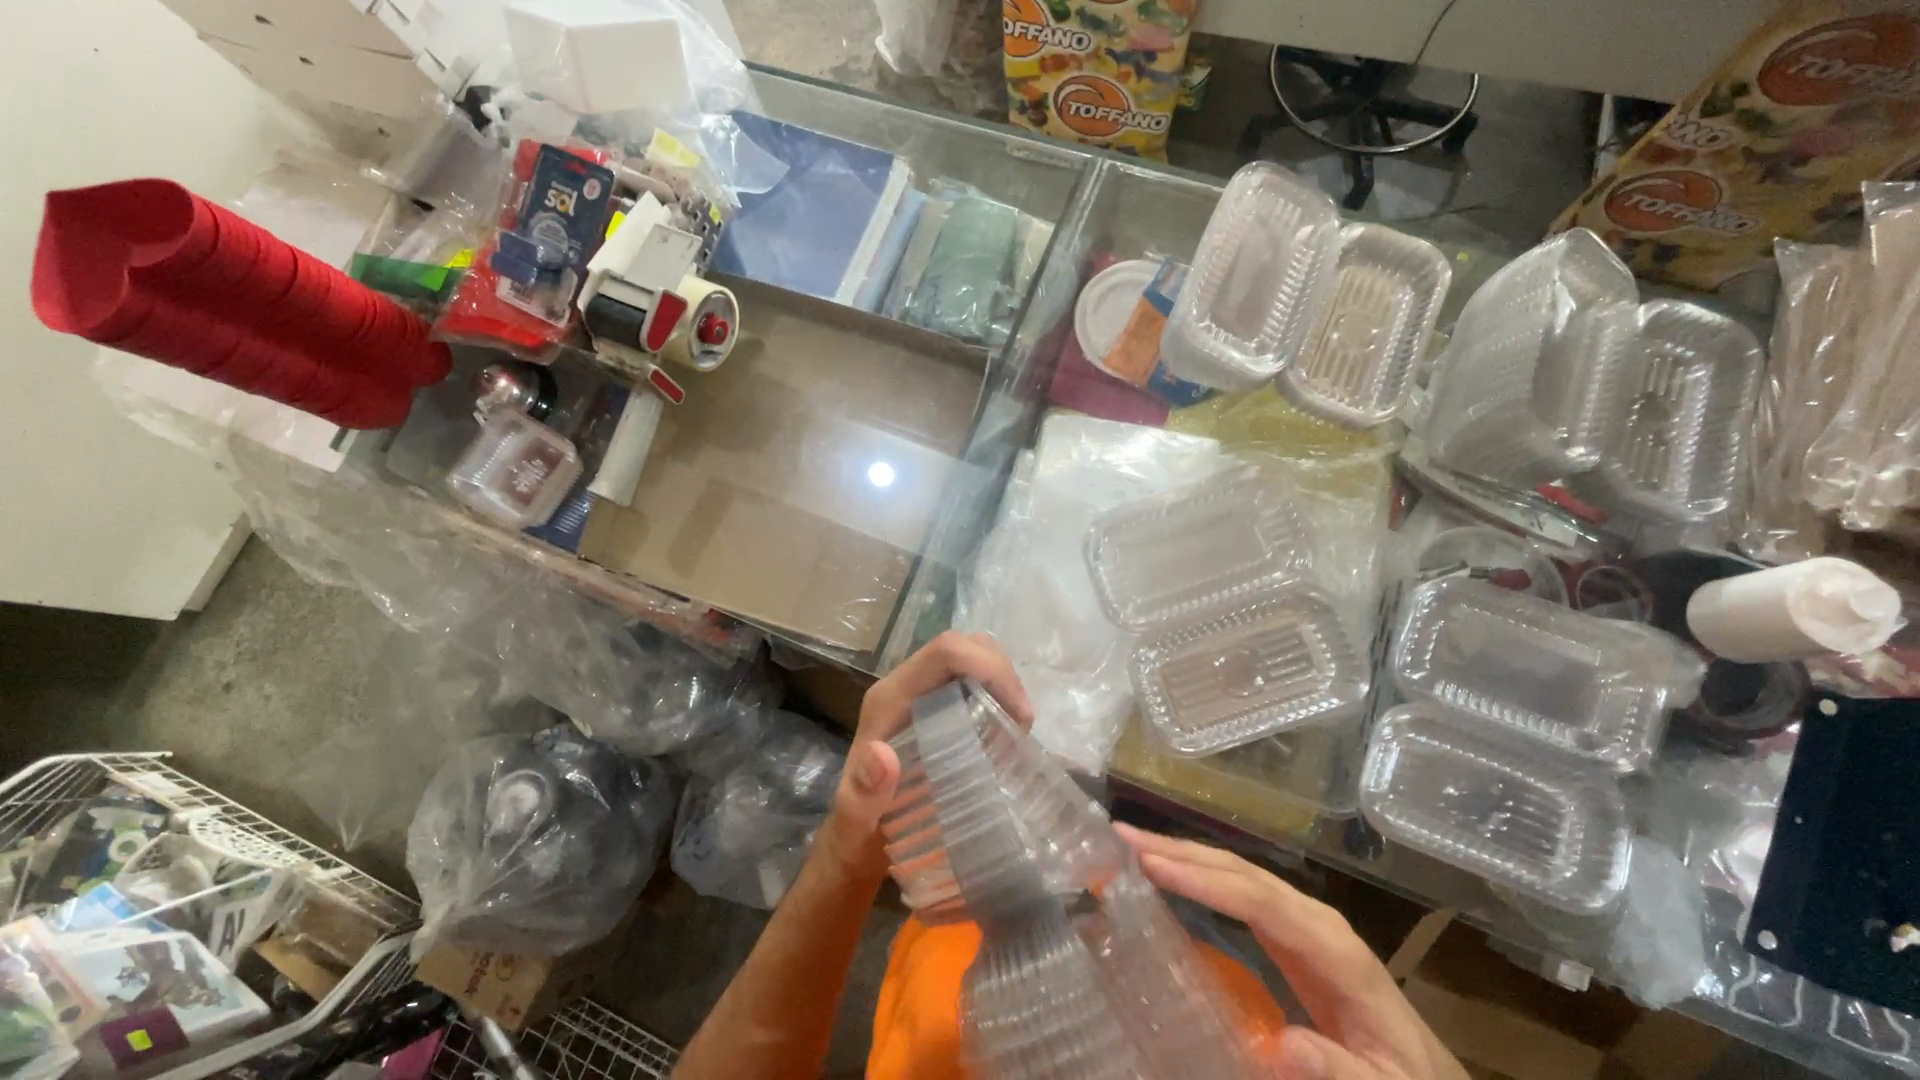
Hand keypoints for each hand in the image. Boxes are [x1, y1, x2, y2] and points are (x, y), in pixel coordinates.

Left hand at [816, 632, 1032, 879]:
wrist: (856, 850)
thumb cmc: (858, 838)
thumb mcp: (855, 828)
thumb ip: (862, 798)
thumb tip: (882, 755)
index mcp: (889, 701)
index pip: (946, 653)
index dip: (991, 669)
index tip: (1019, 717)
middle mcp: (905, 688)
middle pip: (965, 647)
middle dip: (1003, 677)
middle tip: (1021, 727)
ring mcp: (922, 696)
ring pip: (973, 659)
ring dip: (1003, 687)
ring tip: (1015, 734)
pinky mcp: (937, 710)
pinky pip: (975, 683)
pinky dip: (998, 700)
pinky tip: (1004, 739)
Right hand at [1116, 826, 1468, 1079]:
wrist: (1423, 1075)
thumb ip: (1339, 1072)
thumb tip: (1281, 1046)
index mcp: (1335, 951)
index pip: (1261, 902)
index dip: (1205, 882)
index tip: (1151, 867)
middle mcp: (1315, 920)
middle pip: (1243, 873)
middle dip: (1182, 851)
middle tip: (1121, 837)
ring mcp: (1302, 921)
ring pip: (1238, 874)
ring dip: (1184, 854)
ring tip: (1131, 843)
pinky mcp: (1290, 932)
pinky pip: (1239, 892)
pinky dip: (1199, 874)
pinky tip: (1167, 872)